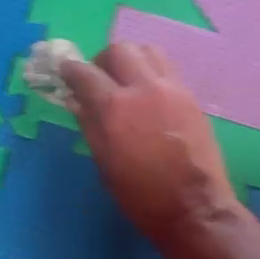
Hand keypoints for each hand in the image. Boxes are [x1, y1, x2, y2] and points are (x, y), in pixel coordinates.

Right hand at [60, 42, 245, 247]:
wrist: (194, 208)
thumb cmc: (142, 197)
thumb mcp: (105, 165)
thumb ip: (90, 127)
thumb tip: (77, 102)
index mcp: (114, 108)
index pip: (84, 74)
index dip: (70, 71)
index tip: (65, 74)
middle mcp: (143, 88)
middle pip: (118, 50)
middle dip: (102, 61)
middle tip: (98, 80)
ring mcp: (171, 88)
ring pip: (147, 51)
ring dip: (131, 60)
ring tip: (126, 81)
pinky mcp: (190, 96)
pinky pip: (166, 68)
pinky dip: (151, 71)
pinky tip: (148, 94)